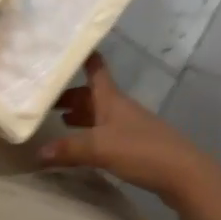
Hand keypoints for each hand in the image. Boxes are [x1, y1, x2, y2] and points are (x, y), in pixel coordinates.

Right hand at [40, 53, 218, 202]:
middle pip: (90, 92)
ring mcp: (127, 124)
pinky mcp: (134, 144)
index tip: (60, 46)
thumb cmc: (141, 149)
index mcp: (109, 96)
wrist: (183, 174)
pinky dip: (89, 133)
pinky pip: (104, 131)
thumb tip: (37, 151)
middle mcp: (117, 105)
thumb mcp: (100, 147)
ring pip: (97, 112)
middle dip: (69, 93)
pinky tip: (80, 146)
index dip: (80, 53)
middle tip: (44, 98)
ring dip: (79, 114)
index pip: (93, 65)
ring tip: (57, 121)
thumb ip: (69, 148)